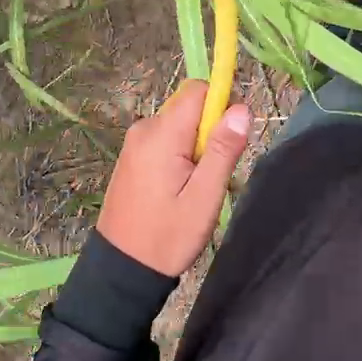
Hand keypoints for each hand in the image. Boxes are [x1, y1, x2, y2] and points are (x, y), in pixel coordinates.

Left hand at [97, 81, 251, 276]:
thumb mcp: (204, 197)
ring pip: (178, 124)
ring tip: (195, 187)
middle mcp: (144, 129)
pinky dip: (179, 153)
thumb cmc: (167, 236)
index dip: (220, 104)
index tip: (229, 139)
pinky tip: (178, 188)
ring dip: (195, 145)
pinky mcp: (131, 156)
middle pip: (189, 107)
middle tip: (212, 173)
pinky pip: (164, 139)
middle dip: (209, 130)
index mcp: (162, 134)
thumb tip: (241, 108)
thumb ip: (223, 149)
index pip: (197, 90)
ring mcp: (134, 142)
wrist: (120, 270)